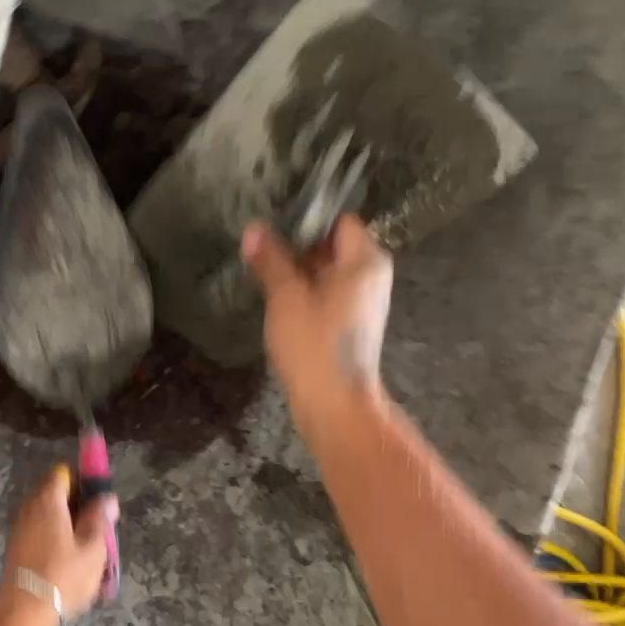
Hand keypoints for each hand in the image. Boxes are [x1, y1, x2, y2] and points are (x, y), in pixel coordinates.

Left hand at [0, 465, 118, 625]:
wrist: (22, 613)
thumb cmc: (62, 577)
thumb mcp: (93, 548)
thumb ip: (99, 519)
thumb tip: (107, 498)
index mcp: (48, 501)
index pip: (64, 473)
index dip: (84, 481)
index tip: (100, 499)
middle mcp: (29, 509)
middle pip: (56, 495)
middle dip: (78, 507)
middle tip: (99, 529)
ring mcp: (19, 530)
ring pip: (49, 517)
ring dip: (68, 527)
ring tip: (88, 551)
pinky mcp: (16, 550)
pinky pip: (40, 534)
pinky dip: (56, 541)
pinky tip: (70, 564)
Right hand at [242, 214, 392, 419]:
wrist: (334, 404)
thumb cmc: (313, 344)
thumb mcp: (285, 297)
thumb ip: (270, 260)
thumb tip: (253, 228)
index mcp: (364, 260)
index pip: (340, 221)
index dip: (308, 221)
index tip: (274, 228)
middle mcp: (371, 276)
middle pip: (333, 247)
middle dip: (298, 249)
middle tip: (263, 254)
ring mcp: (362, 303)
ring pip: (328, 274)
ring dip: (299, 275)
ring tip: (266, 278)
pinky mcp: (350, 326)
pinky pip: (328, 297)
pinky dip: (306, 296)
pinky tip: (280, 306)